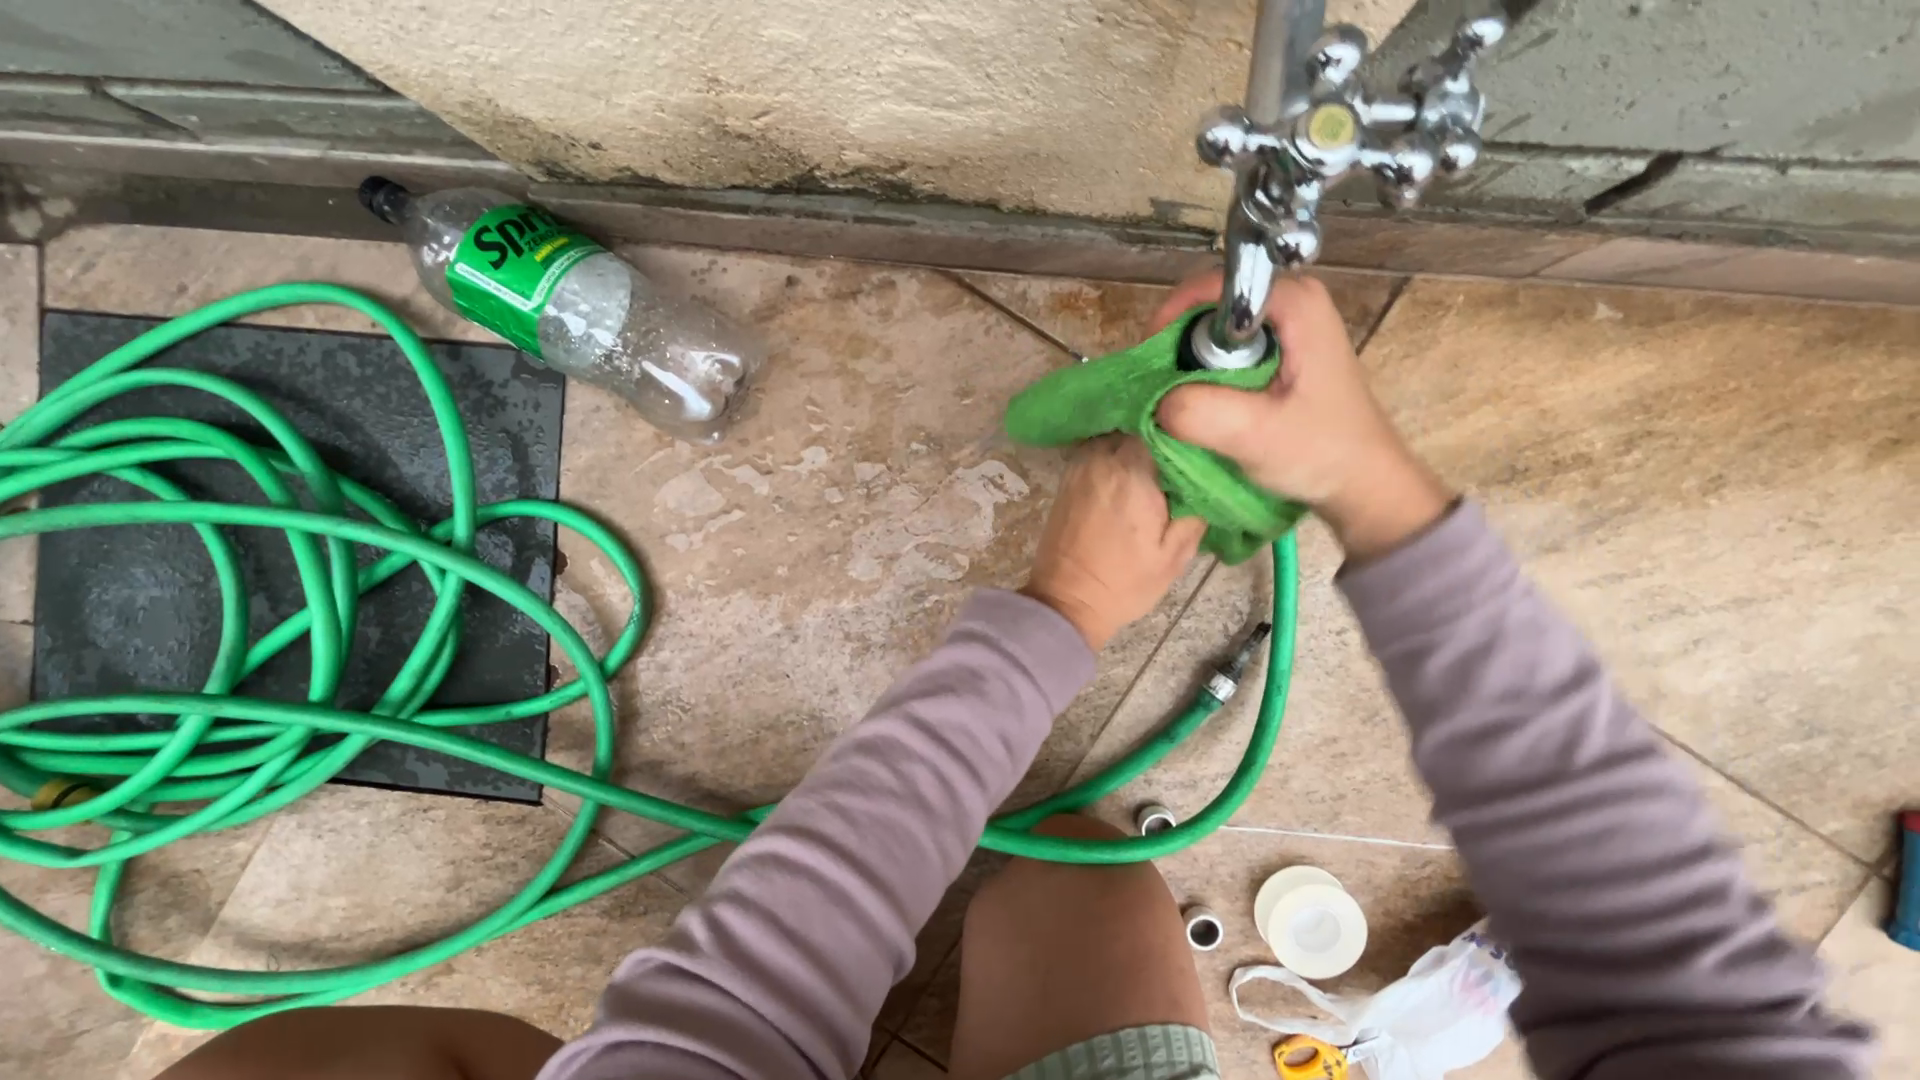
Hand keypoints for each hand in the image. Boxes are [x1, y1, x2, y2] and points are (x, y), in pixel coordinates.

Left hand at [1023, 436, 1206, 650]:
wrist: (1066, 602)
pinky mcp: (1069, 474)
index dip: (1190, 428)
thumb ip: (1196, 503)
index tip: (1208, 439)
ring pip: (1121, 434)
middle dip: (1167, 434)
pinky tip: (1136, 472)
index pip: (1169, 422)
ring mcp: (1081, 462)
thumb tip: (1210, 471)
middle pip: (1144, 424)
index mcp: (1132, 469)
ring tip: (1164, 463)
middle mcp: (1102, 455)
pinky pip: (1102, 449)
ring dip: (1142, 444)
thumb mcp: (1176, 552)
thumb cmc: (1125, 583)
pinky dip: (1120, 454)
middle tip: (1190, 454)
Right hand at [1151, 272, 1451, 561]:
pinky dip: (1203, 375)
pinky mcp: (1279, 350)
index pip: (1211, 286)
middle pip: (1208, 306)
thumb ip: (1199, 413)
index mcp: (1295, 303)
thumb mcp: (1255, 436)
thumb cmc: (1322, 454)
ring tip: (1175, 402)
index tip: (1151, 364)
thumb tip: (1153, 401)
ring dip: (1186, 364)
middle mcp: (1291, 300)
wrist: (1362, 483)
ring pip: (1212, 330)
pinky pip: (1224, 349)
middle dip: (1176, 345)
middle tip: (1158, 390)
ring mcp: (1286, 325)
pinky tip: (1200, 406)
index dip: (1173, 320)